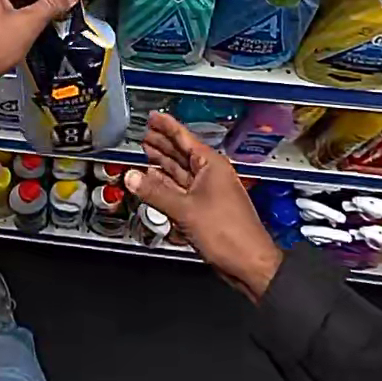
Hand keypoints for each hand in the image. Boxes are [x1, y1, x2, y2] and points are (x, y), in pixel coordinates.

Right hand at [123, 112, 282, 301]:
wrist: (249, 264)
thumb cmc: (229, 233)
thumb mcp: (185, 209)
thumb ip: (155, 192)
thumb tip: (132, 177)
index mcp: (211, 165)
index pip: (183, 137)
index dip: (166, 125)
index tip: (153, 116)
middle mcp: (210, 174)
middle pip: (180, 153)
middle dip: (162, 143)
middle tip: (145, 133)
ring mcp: (208, 191)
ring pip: (180, 171)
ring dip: (162, 163)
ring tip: (146, 152)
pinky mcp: (205, 208)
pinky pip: (181, 190)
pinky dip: (167, 185)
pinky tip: (154, 182)